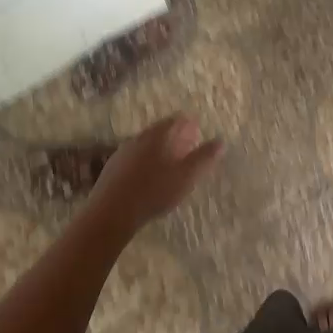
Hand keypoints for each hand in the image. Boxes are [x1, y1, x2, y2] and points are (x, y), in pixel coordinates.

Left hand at [85, 114, 223, 232]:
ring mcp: (123, 152)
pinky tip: (148, 177)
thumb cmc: (154, 192)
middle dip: (175, 137)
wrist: (111, 212)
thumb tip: (221, 141)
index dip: (189, 125)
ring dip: (159, 149)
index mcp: (158, 135)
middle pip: (160, 130)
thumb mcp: (186, 176)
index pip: (177, 120)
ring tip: (170, 163)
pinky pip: (134, 158)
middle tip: (187, 147)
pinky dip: (145, 161)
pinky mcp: (113, 168)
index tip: (198, 133)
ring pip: (146, 144)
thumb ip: (204, 158)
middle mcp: (140, 138)